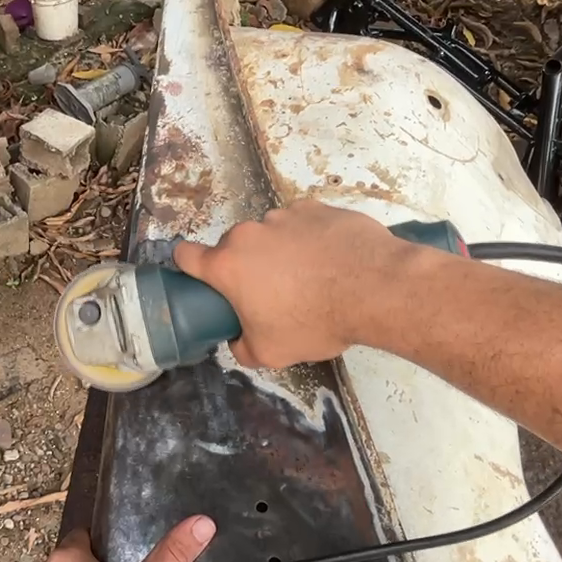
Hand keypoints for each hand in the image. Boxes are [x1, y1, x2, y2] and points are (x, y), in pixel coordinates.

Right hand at [174, 201, 425, 367]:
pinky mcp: (316, 207)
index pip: (185, 255)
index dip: (189, 266)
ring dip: (279, 251)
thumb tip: (238, 341)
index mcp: (226, 266)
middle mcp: (248, 234)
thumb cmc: (314, 322)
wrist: (376, 289)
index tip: (205, 279)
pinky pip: (302, 223)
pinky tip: (331, 258)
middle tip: (272, 292)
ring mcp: (283, 216)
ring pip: (269, 234)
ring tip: (310, 276)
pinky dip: (310, 238)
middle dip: (246, 266)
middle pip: (233, 247)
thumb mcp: (270, 353)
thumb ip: (242, 348)